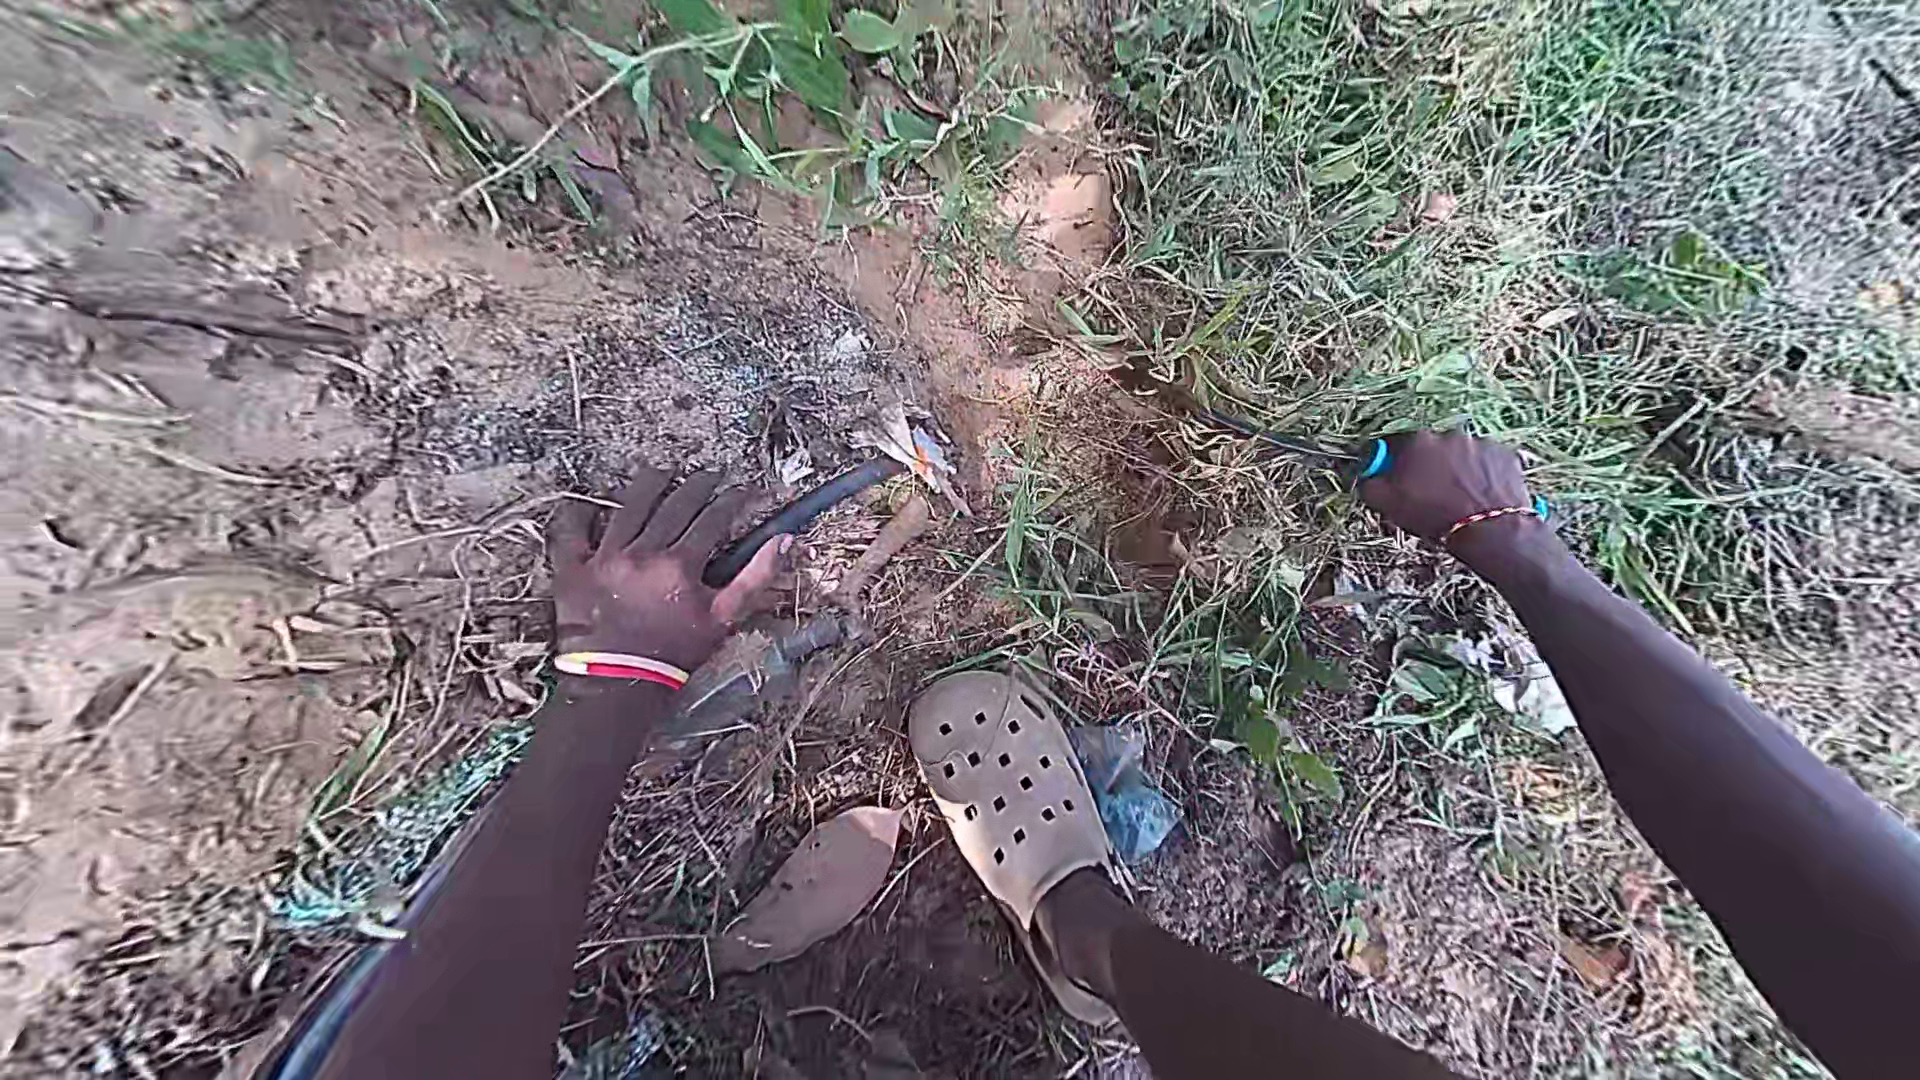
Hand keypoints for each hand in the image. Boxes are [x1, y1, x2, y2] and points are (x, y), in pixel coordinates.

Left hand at [546, 468, 787, 673]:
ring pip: (628, 506)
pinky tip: (588, 501)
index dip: (733, 499)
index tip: (744, 489)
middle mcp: (643, 552)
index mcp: (681, 564)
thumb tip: (785, 540)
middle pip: (675, 504)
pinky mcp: (572, 569)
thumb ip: (756, 576)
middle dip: (698, 485)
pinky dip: (577, 512)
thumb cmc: (678, 651)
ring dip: (650, 484)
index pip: (714, 517)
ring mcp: (604, 557)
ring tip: (663, 471)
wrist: (620, 684)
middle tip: (711, 475)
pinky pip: (570, 530)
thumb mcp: (726, 616)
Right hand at [1357, 430, 1532, 542]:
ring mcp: (1480, 443)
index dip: (1388, 463)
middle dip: (1423, 465)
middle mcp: (1448, 435)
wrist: (1487, 527)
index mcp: (1415, 441)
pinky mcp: (1506, 455)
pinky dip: (1479, 472)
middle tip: (1423, 489)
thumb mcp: (1382, 501)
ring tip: (1453, 494)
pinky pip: (1485, 461)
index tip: (1390, 478)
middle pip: (1428, 448)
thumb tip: (1367, 476)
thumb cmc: (1430, 512)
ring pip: (1457, 454)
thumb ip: (1368, 482)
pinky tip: (1475, 492)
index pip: (1392, 445)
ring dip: (1452, 468)